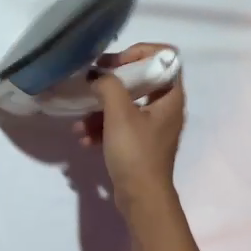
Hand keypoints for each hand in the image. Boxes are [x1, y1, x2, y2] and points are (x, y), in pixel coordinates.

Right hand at [78, 43, 187, 210]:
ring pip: (125, 107)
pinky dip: (102, 130)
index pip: (165, 58)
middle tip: (90, 85)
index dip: (139, 54)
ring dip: (99, 112)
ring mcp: (152, 128)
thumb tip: (97, 75)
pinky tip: (84, 140)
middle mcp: (165, 108)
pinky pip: (120, 127)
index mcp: (170, 96)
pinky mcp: (139, 145)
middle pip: (140, 82)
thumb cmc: (135, 153)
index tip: (114, 63)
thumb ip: (109, 87)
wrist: (141, 196)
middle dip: (110, 86)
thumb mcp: (119, 115)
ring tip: (79, 125)